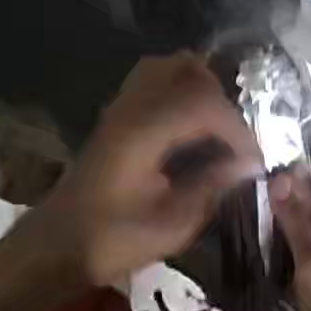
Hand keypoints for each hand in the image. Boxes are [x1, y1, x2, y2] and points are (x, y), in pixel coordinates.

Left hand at [27, 53, 260, 285]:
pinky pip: (156, 75)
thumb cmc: (111, 239)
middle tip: (235, 140)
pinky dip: (182, 84)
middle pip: (189, 72)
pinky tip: (192, 116)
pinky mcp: (118, 109)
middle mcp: (133, 106)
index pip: (203, 105)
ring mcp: (123, 103)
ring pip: (171, 65)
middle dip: (223, 102)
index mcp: (144, 132)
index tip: (254, 159)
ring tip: (217, 123)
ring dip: (203, 86)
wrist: (56, 245)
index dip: (237, 128)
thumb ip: (211, 187)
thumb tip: (248, 164)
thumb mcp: (169, 225)